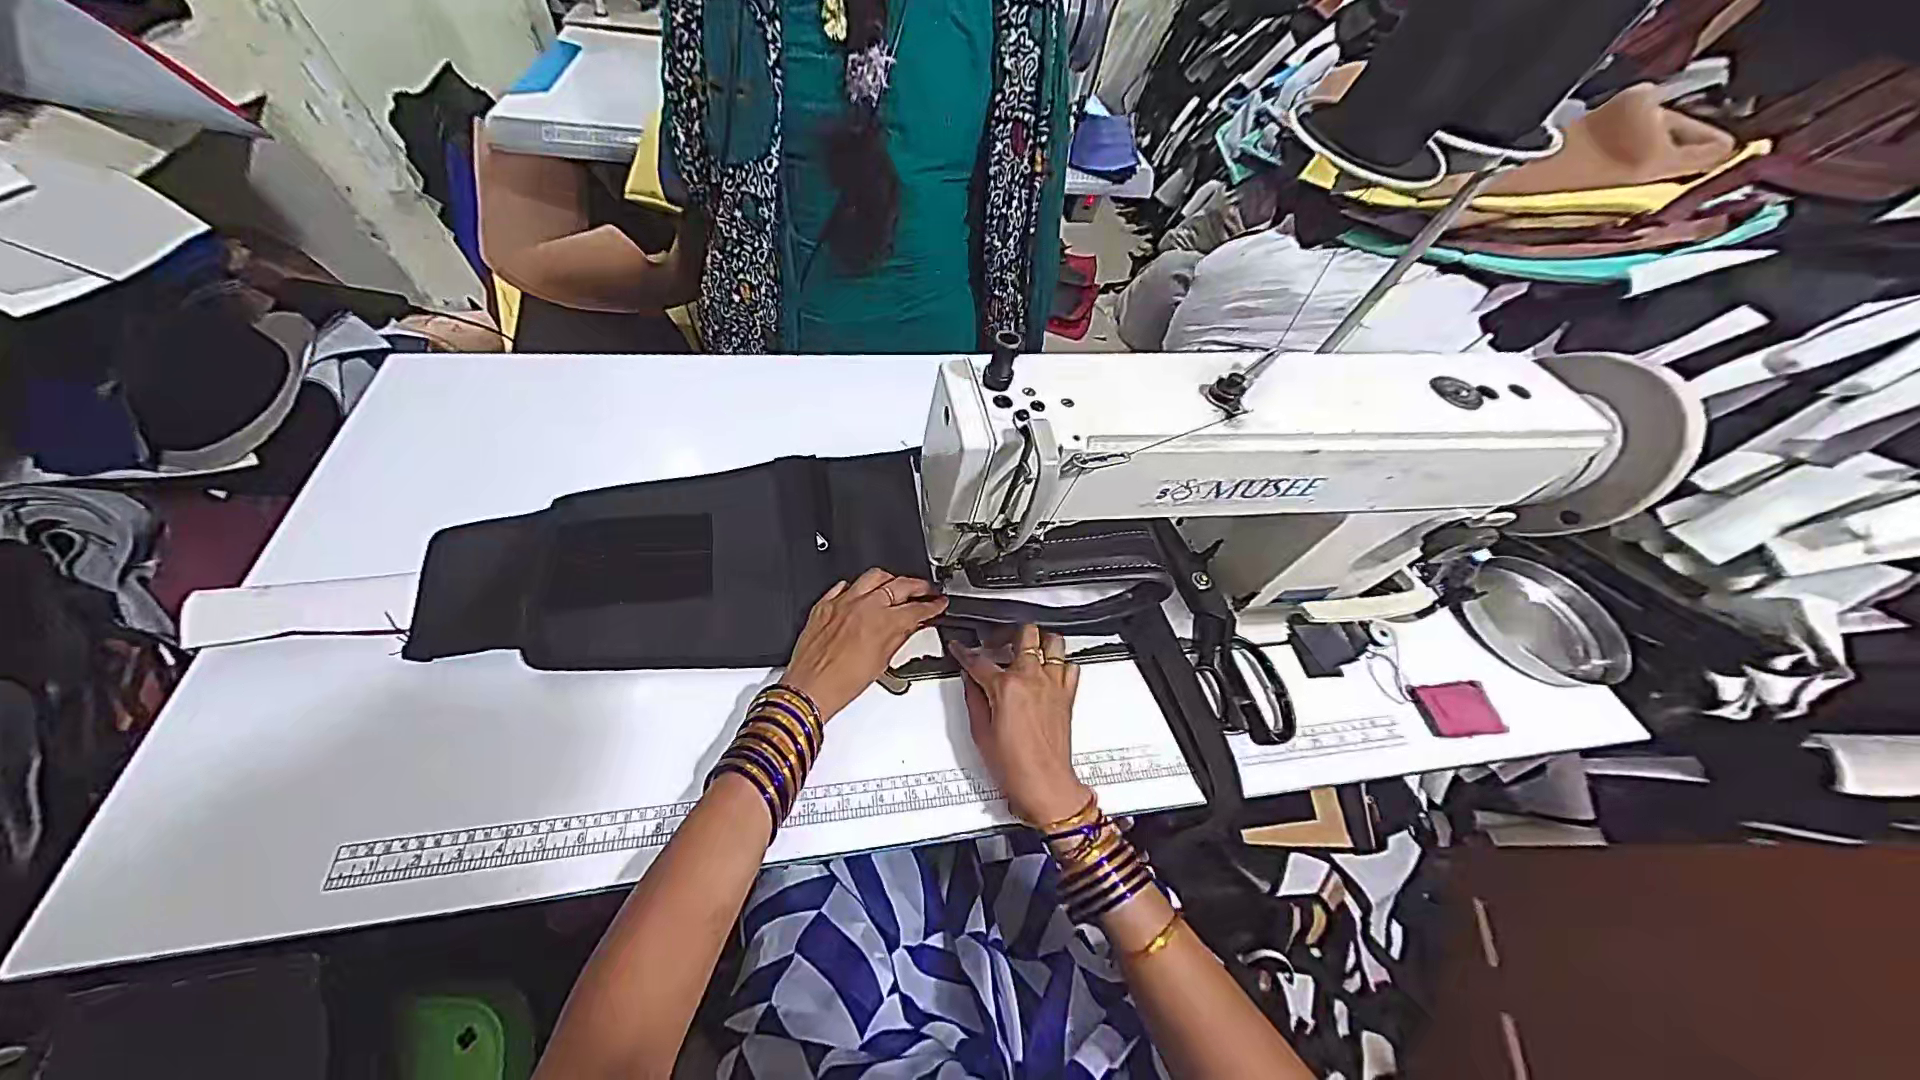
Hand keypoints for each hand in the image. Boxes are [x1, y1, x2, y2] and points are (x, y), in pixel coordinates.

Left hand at [782, 569, 946, 720]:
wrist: (810, 688)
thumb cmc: (842, 682)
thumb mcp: (882, 661)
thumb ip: (900, 637)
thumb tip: (911, 626)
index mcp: (883, 621)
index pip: (917, 608)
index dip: (933, 605)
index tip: (938, 604)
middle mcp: (864, 606)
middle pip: (900, 584)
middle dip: (919, 586)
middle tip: (927, 591)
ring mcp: (843, 602)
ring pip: (874, 576)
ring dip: (890, 579)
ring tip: (897, 585)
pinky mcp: (825, 604)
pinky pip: (844, 585)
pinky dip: (857, 586)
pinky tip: (861, 592)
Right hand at [951, 625, 1091, 826]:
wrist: (1044, 784)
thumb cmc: (1014, 766)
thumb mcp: (980, 732)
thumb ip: (973, 698)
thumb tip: (969, 681)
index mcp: (1005, 687)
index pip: (978, 660)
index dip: (964, 652)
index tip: (959, 648)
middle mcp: (1032, 679)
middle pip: (1024, 633)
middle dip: (1006, 632)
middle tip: (996, 641)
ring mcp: (1053, 684)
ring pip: (1053, 641)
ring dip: (1038, 640)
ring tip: (1026, 647)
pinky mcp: (1067, 695)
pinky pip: (1070, 666)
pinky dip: (1059, 663)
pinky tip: (1048, 669)